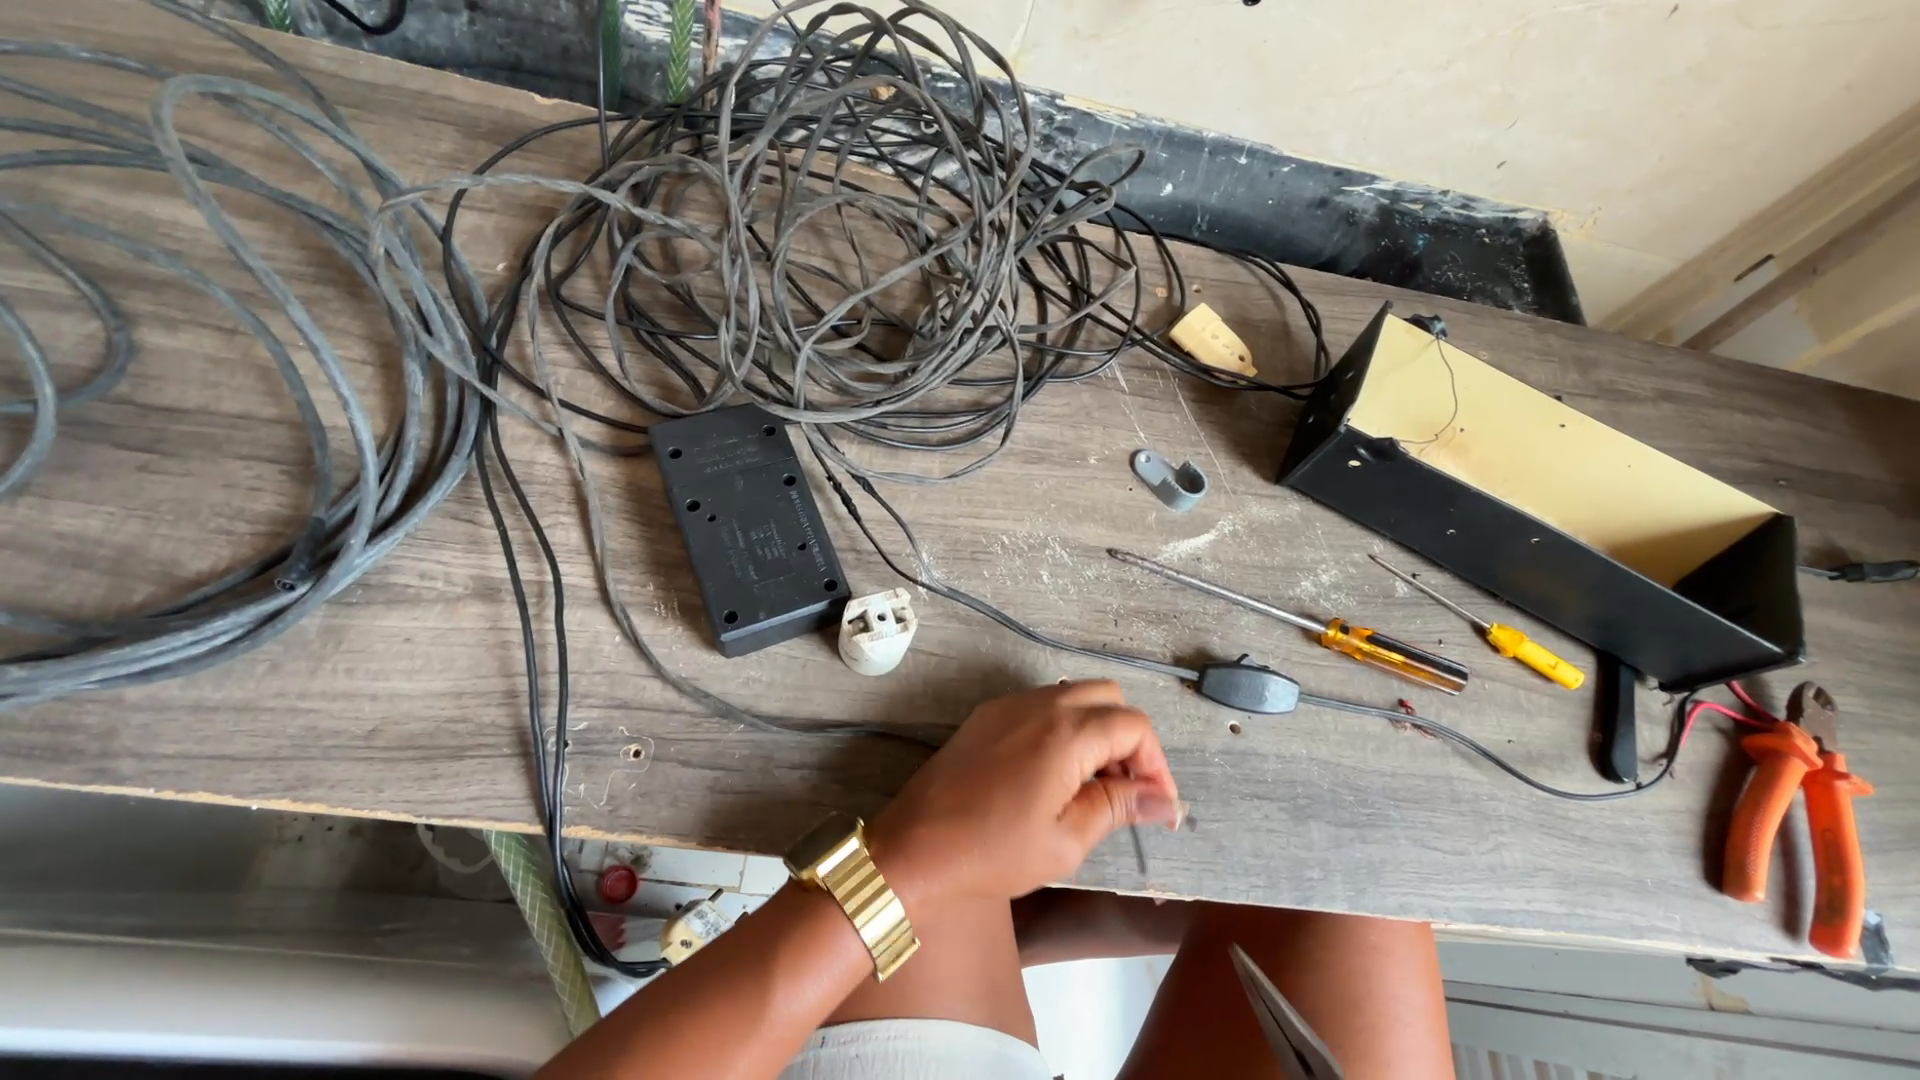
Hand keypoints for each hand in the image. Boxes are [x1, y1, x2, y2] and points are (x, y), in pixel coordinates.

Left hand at [868, 680, 1179, 911]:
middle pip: (1107, 697)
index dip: (1155, 763)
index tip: (1156, 804)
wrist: (913, 848)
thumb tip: (1164, 801)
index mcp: (1065, 733)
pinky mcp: (985, 717)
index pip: (1134, 725)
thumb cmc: (993, 852)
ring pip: (1072, 696)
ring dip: (1095, 730)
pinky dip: (1062, 728)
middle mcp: (1039, 705)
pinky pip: (1039, 706)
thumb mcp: (1066, 839)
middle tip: (1126, 789)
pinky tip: (1055, 774)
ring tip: (1093, 786)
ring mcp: (1007, 706)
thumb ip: (1118, 807)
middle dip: (1128, 738)